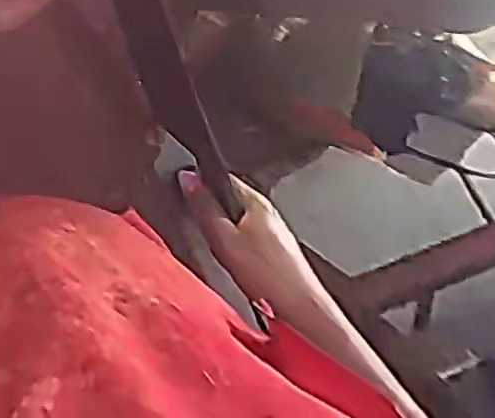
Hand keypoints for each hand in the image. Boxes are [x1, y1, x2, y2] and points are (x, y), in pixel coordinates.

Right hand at [180, 171, 320, 311]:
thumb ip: (204, 207)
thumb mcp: (224, 239)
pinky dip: (240, 249)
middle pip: (229, 201)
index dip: (200, 184)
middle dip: (213, 213)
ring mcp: (276, 232)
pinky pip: (249, 240)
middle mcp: (268, 212)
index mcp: (256, 200)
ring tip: (225, 254)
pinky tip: (241, 267)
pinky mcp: (279, 252)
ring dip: (227, 233)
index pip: (220, 177)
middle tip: (207, 232)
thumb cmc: (271, 279)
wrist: (306, 317)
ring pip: (239, 222)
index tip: (188, 196)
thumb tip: (188, 178)